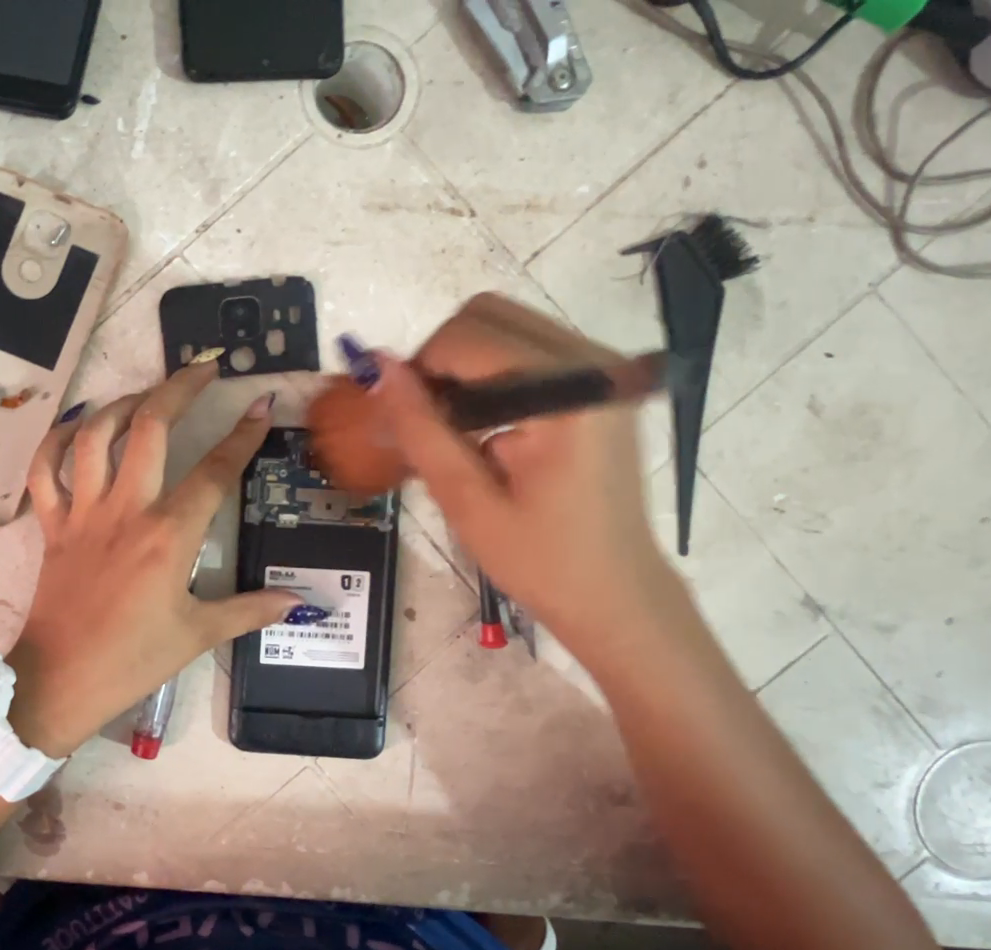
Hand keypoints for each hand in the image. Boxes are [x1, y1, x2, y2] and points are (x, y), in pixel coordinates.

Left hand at [6, 361, 303, 757]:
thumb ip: (250, 609)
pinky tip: (76, 426)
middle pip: (151, 427)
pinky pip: (44, 470)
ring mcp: (83, 513)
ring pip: (95, 436)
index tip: (262, 405)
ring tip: (146, 395)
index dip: (243, 435)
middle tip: (203, 371)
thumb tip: (299, 600)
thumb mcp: (197, 635)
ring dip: (121, 404)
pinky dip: (55, 441)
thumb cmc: (132, 660)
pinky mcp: (51, 525)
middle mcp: (126, 510)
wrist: (60, 680)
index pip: (215, 471)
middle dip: (179, 388)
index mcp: (169, 536)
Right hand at [374, 293, 689, 652]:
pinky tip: (484, 430)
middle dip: (438, 361)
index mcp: (567, 395)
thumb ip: (420, 428)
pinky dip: (489, 375)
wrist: (616, 592)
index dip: (416, 371)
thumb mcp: (465, 500)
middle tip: (425, 423)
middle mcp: (593, 363)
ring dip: (462, 367)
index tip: (397, 422)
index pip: (467, 338)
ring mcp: (603, 368)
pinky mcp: (601, 381)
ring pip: (503, 326)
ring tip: (454, 432)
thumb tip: (375, 368)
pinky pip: (527, 349)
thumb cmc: (539, 560)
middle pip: (486, 315)